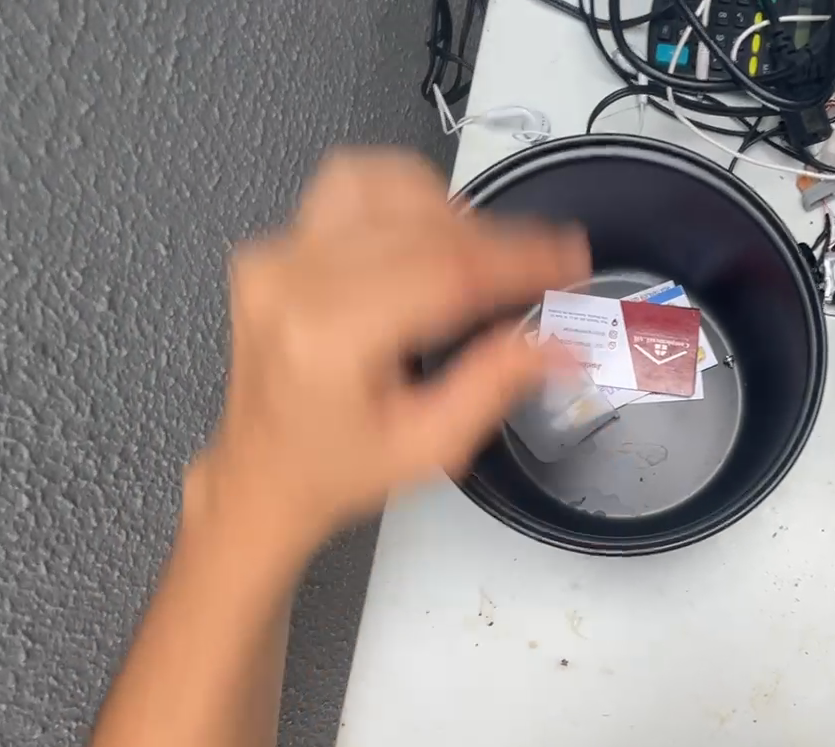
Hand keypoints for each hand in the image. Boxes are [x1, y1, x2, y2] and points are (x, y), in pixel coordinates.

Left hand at [187, 148, 589, 564]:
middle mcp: (295, 279)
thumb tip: (562, 343)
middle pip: (422, 225)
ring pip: (386, 186)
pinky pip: (351, 186)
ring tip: (492, 256)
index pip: (446, 272)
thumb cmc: (344, 470)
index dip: (519, 261)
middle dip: (502, 240)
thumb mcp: (433, 446)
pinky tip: (437, 233)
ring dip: (455, 213)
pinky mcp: (278, 245)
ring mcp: (278, 253)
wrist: (263, 473)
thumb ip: (497, 384)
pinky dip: (408, 197)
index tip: (571, 261)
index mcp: (333, 337)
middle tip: (551, 265)